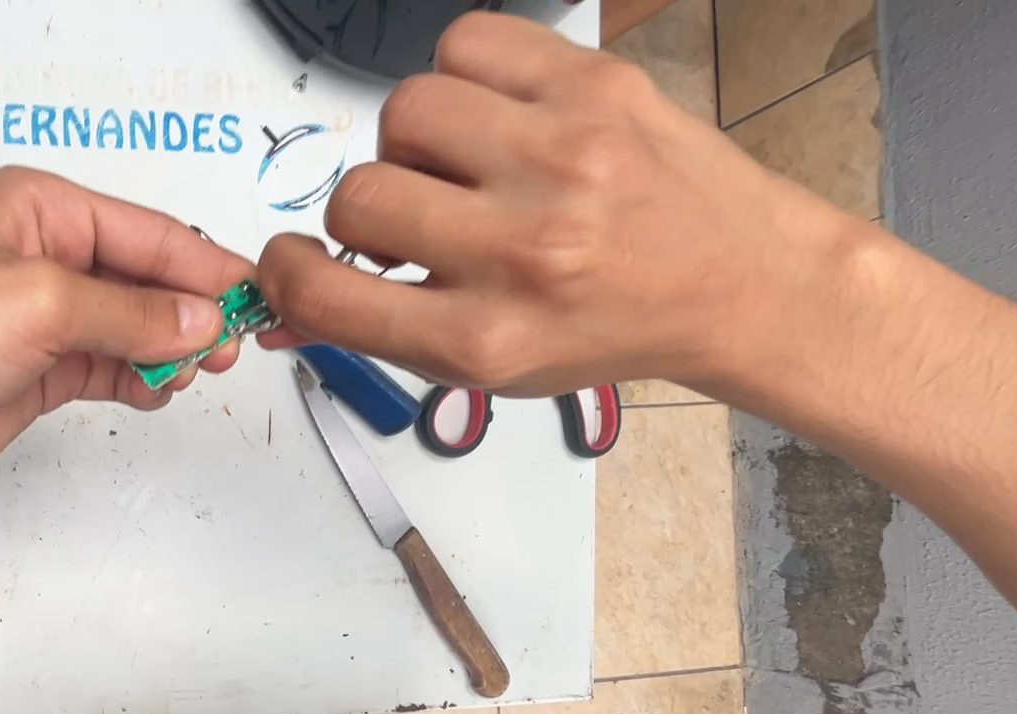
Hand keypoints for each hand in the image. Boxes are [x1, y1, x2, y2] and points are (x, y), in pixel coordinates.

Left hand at [0, 167, 253, 484]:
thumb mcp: (38, 304)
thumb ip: (129, 311)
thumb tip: (196, 318)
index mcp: (42, 210)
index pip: (147, 232)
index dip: (203, 266)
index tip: (249, 297)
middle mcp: (49, 258)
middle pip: (148, 279)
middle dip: (190, 312)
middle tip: (227, 345)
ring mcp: (51, 317)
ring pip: (138, 327)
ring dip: (169, 350)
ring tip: (190, 372)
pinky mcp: (49, 367)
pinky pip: (117, 366)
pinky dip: (143, 379)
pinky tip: (155, 389)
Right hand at [256, 12, 859, 396]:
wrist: (732, 282)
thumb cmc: (596, 330)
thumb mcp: (474, 366)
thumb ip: (372, 331)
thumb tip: (285, 305)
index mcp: (479, 336)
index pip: (325, 295)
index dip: (285, 273)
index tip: (294, 260)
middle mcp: (518, 250)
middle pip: (358, 194)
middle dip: (362, 212)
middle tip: (410, 224)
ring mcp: (560, 158)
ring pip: (406, 111)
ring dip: (410, 146)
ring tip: (457, 169)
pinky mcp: (594, 86)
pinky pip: (467, 44)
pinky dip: (459, 81)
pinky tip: (489, 120)